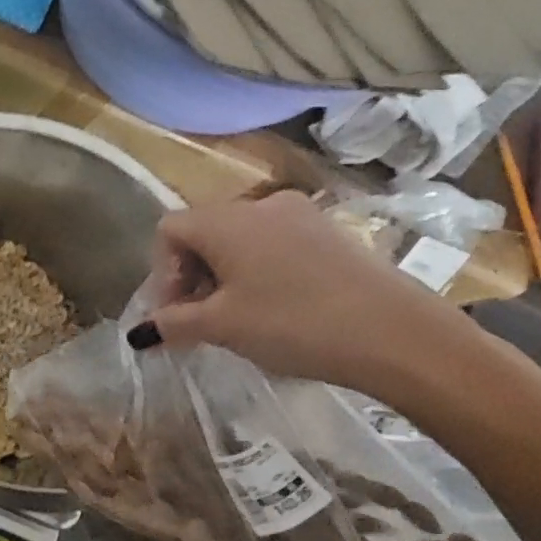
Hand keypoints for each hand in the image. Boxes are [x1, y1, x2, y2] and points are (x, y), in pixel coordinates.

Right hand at [127, 192, 476, 400]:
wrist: (399, 335)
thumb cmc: (293, 324)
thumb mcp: (220, 327)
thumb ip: (172, 323)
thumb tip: (141, 332)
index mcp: (227, 221)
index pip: (169, 230)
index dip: (161, 271)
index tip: (176, 311)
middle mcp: (262, 206)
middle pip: (204, 231)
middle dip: (192, 274)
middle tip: (200, 318)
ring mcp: (304, 217)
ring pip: (241, 239)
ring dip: (226, 275)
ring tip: (237, 316)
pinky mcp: (334, 235)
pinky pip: (276, 245)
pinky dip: (261, 272)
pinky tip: (276, 308)